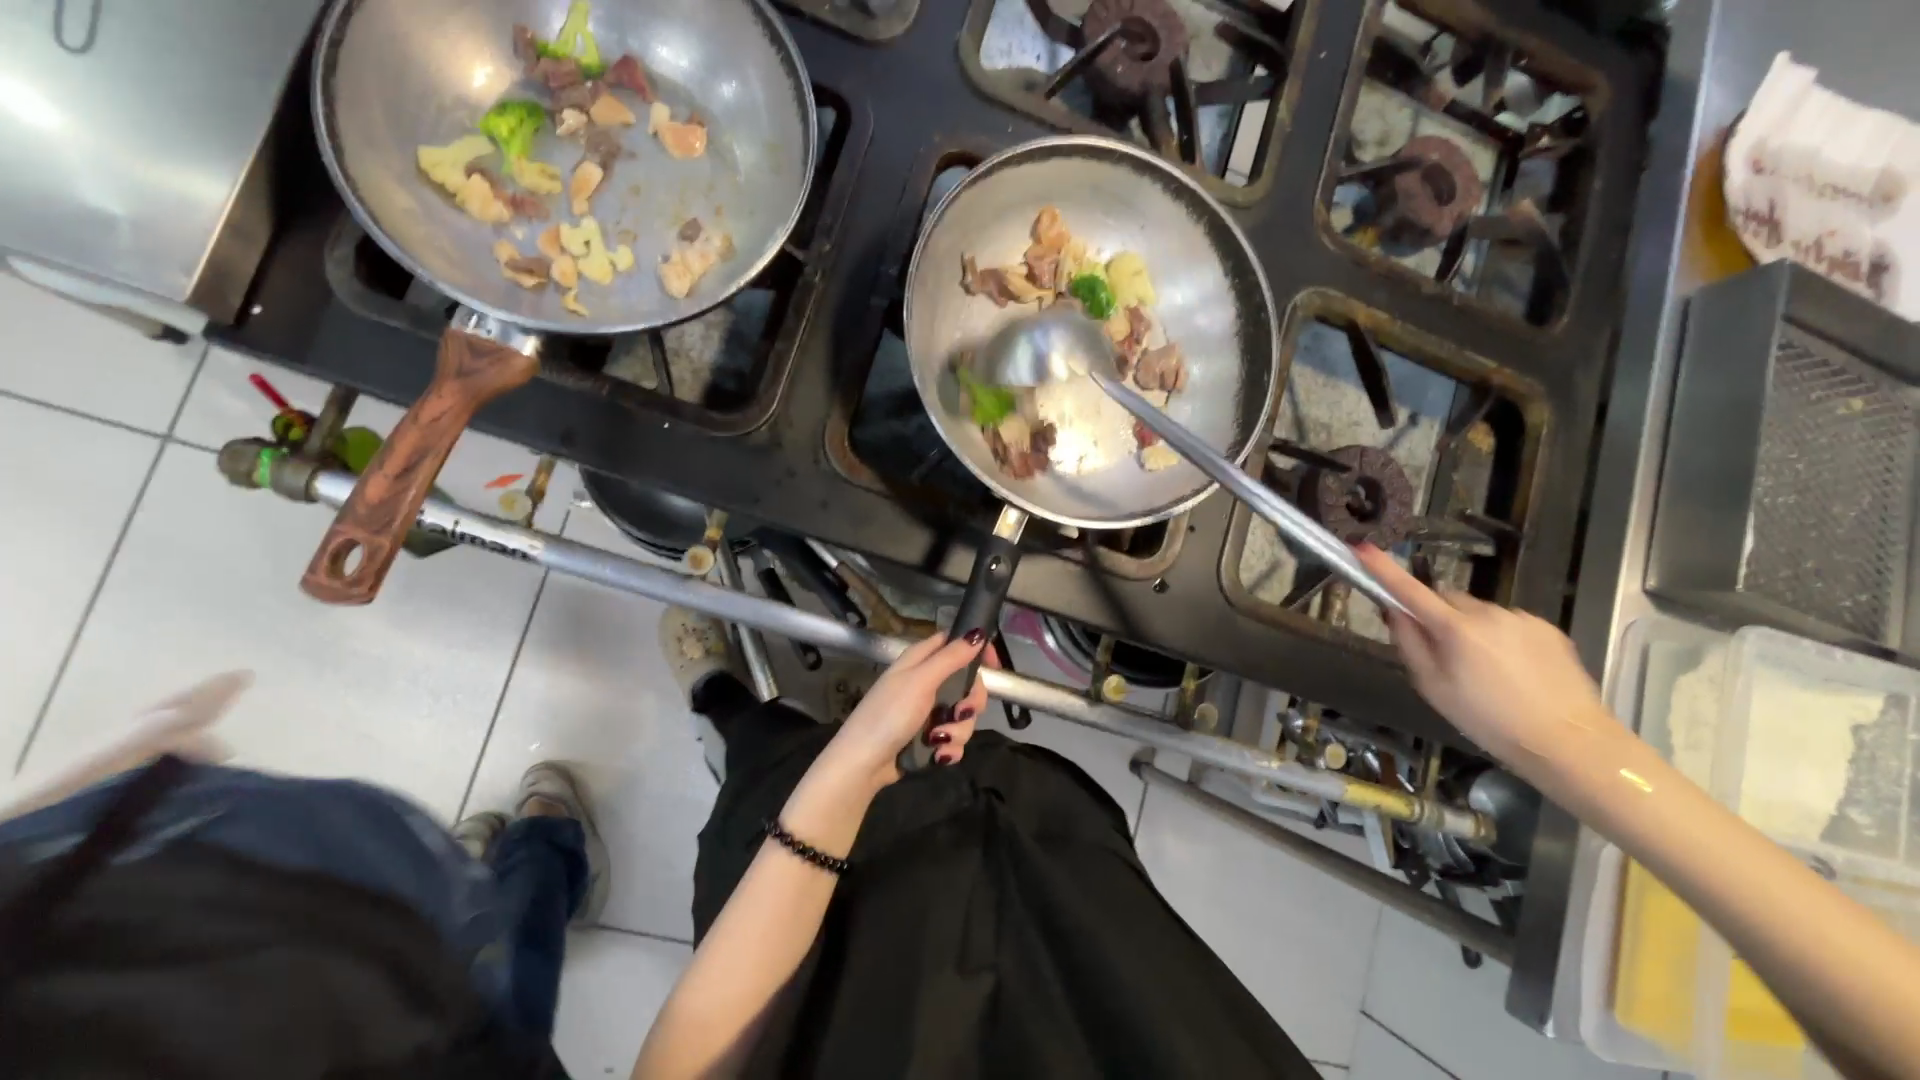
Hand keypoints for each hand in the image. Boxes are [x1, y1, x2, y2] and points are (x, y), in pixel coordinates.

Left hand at [816, 631, 996, 790]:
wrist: (864, 763)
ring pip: (964, 716)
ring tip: (936, 739)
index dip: (976, 651)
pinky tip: (936, 755)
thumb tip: (978, 632)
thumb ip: (951, 658)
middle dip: (969, 703)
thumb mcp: (920, 681)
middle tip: (958, 712)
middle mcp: (926, 683)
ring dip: (956, 731)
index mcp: (920, 661)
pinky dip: (948, 749)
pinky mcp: (930, 738)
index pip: (955, 643)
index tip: (994, 667)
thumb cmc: (889, 715)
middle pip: (967, 684)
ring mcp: (929, 712)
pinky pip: (955, 739)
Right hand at [1357, 544, 1607, 763]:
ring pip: (1480, 614)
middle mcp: (1488, 613)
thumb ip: (1410, 645)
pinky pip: (1510, 624)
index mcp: (1455, 629)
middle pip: (1448, 600)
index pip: (1410, 591)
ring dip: (1474, 631)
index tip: (1363, 549)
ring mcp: (1521, 618)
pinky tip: (1515, 672)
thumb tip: (1395, 612)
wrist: (1567, 740)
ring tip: (1488, 673)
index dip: (1384, 569)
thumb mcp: (1434, 689)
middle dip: (1440, 617)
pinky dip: (1504, 640)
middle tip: (1445, 655)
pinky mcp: (1548, 628)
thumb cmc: (1488, 721)